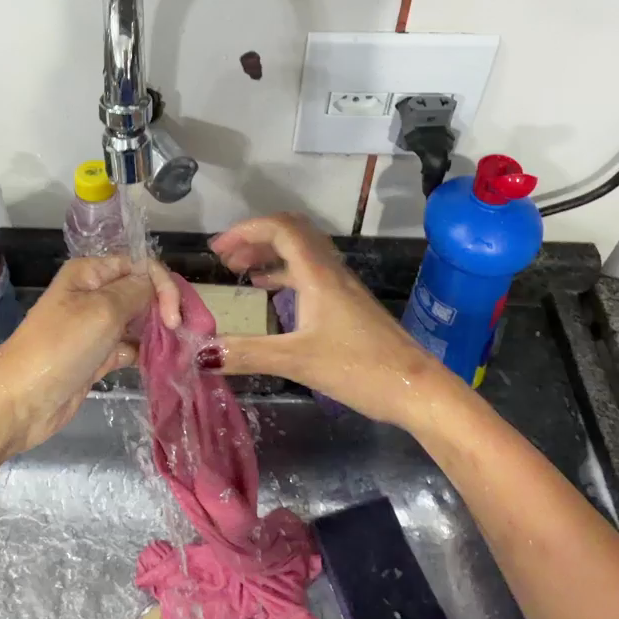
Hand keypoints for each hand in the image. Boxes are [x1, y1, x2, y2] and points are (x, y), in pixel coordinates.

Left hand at [0, 257, 180, 452]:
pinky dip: (146, 353)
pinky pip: (130, 347)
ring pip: (138, 321)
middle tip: (179, 333)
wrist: (23, 400)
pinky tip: (161, 363)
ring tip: (177, 348)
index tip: (173, 317)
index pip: (138, 264)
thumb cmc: (61, 346)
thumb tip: (155, 286)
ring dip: (157, 331)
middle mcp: (93, 294)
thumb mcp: (103, 310)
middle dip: (163, 307)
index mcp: (89, 273)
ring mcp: (95, 327)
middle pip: (141, 291)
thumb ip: (136, 292)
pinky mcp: (98, 357)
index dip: (161, 284)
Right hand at [205, 214, 462, 428]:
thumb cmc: (360, 368)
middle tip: (227, 259)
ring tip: (242, 272)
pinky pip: (311, 273)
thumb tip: (200, 352)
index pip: (280, 228)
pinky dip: (285, 274)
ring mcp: (343, 287)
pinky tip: (272, 295)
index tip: (217, 250)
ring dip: (271, 254)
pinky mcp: (349, 304)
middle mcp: (331, 271)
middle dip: (255, 238)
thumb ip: (248, 354)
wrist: (417, 389)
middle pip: (292, 233)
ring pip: (303, 252)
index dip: (245, 230)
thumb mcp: (297, 361)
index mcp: (318, 274)